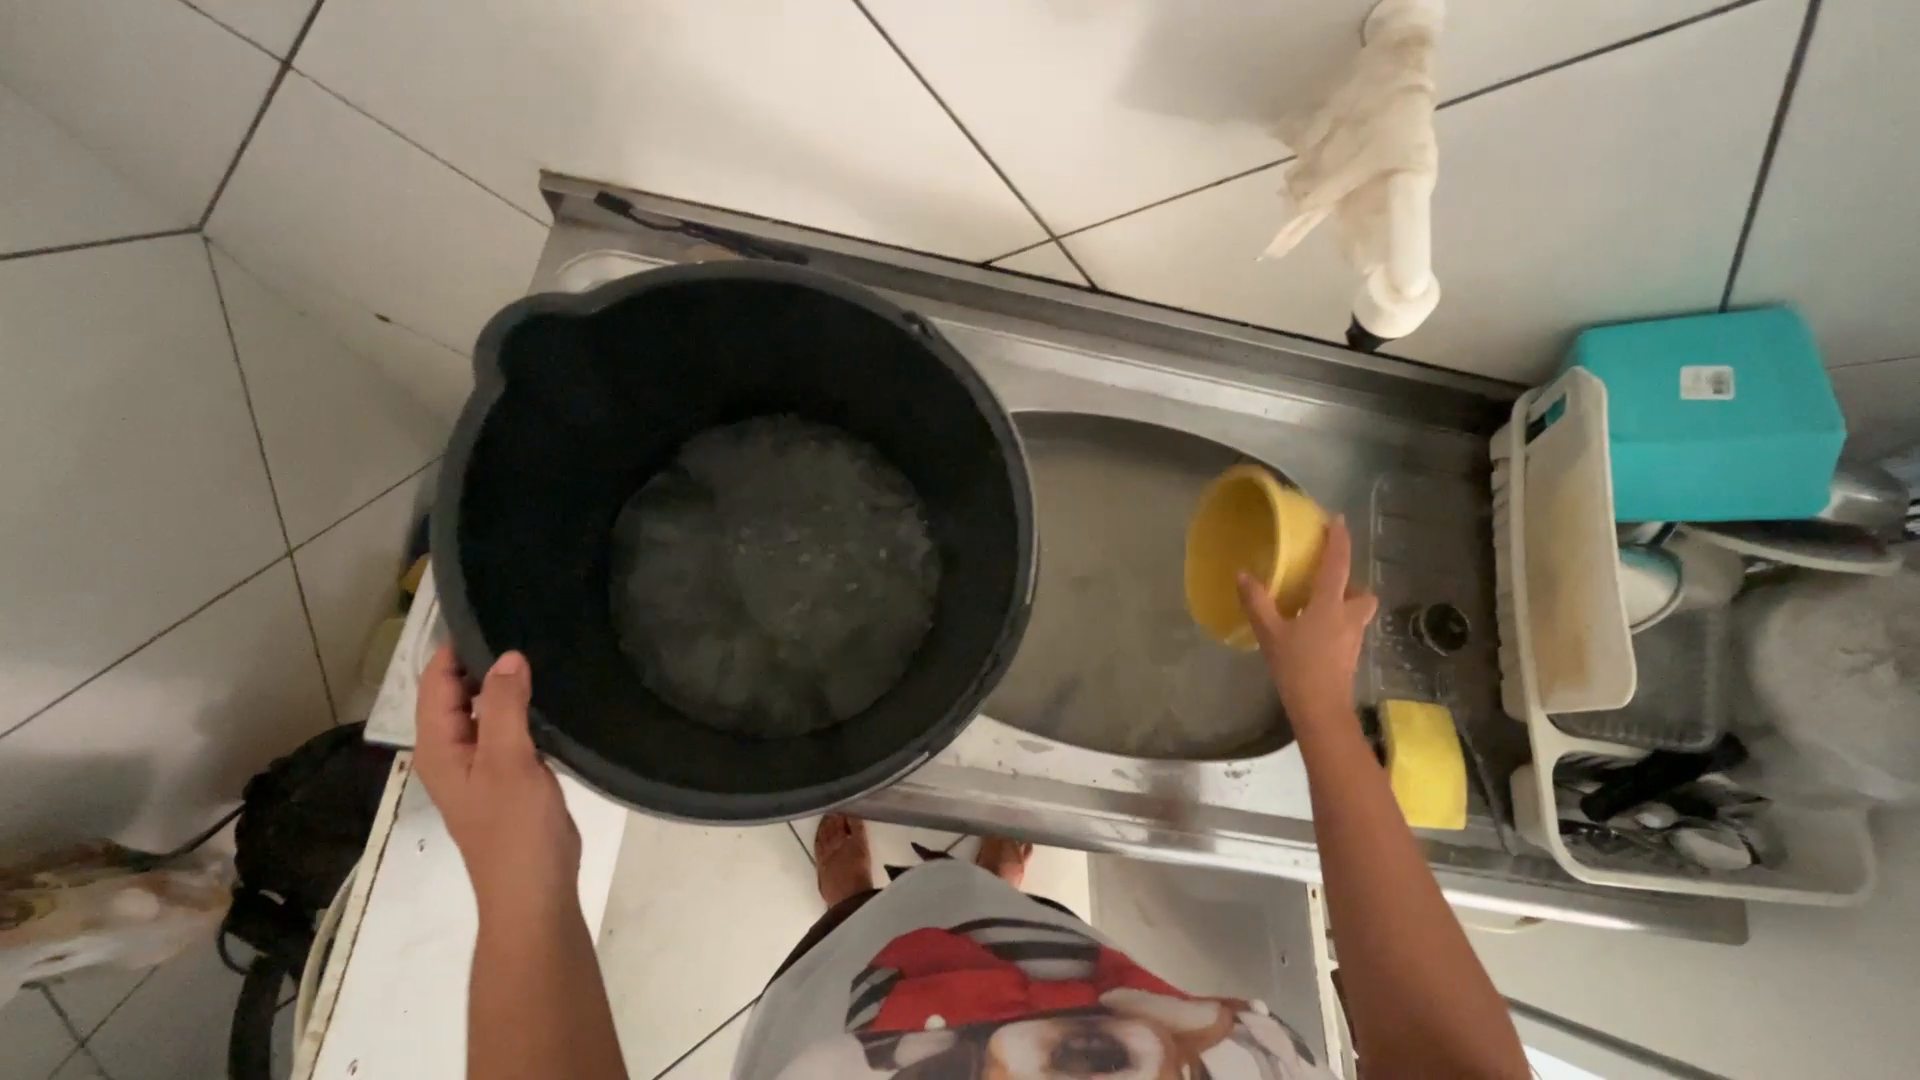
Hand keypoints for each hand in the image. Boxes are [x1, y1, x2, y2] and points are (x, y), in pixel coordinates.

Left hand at [414, 646, 580, 920]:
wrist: (533, 890)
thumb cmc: (514, 828)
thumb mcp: (508, 761)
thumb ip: (504, 707)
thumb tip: (507, 656)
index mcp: (439, 749)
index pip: (436, 685)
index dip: (454, 650)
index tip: (487, 613)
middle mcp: (452, 754)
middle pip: (455, 696)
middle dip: (479, 661)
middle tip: (521, 624)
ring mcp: (480, 767)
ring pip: (482, 711)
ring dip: (500, 683)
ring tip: (536, 650)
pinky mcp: (508, 776)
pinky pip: (505, 728)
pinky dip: (518, 706)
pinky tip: (547, 695)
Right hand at [1237, 515, 1377, 723]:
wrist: (1321, 709)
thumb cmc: (1296, 667)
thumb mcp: (1269, 633)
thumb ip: (1257, 602)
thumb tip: (1244, 575)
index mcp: (1330, 605)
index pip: (1338, 564)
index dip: (1339, 540)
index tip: (1338, 520)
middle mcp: (1349, 617)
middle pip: (1361, 592)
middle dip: (1350, 583)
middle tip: (1326, 582)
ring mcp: (1353, 638)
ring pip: (1358, 612)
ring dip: (1345, 604)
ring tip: (1316, 607)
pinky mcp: (1350, 656)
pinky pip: (1348, 629)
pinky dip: (1336, 624)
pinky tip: (1314, 633)